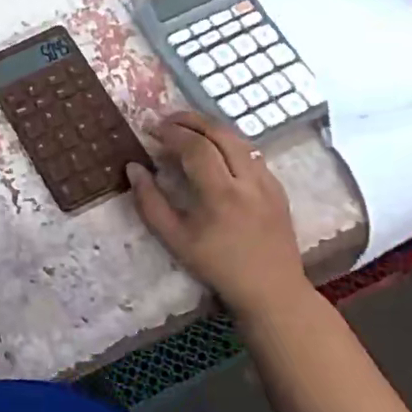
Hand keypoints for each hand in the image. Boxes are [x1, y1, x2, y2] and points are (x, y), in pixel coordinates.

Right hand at [125, 112, 309, 319]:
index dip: (171, 132)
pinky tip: (214, 151)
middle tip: (166, 120)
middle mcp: (249, 181)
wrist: (271, 290)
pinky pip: (252, 154)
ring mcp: (268, 183)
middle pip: (220, 133)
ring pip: (239, 139)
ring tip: (187, 129)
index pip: (195, 147)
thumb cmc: (217, 265)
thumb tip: (133, 167)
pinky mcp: (278, 188)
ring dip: (211, 128)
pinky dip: (228, 143)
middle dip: (191, 121)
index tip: (150, 129)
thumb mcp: (173, 238)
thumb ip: (149, 201)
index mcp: (221, 194)